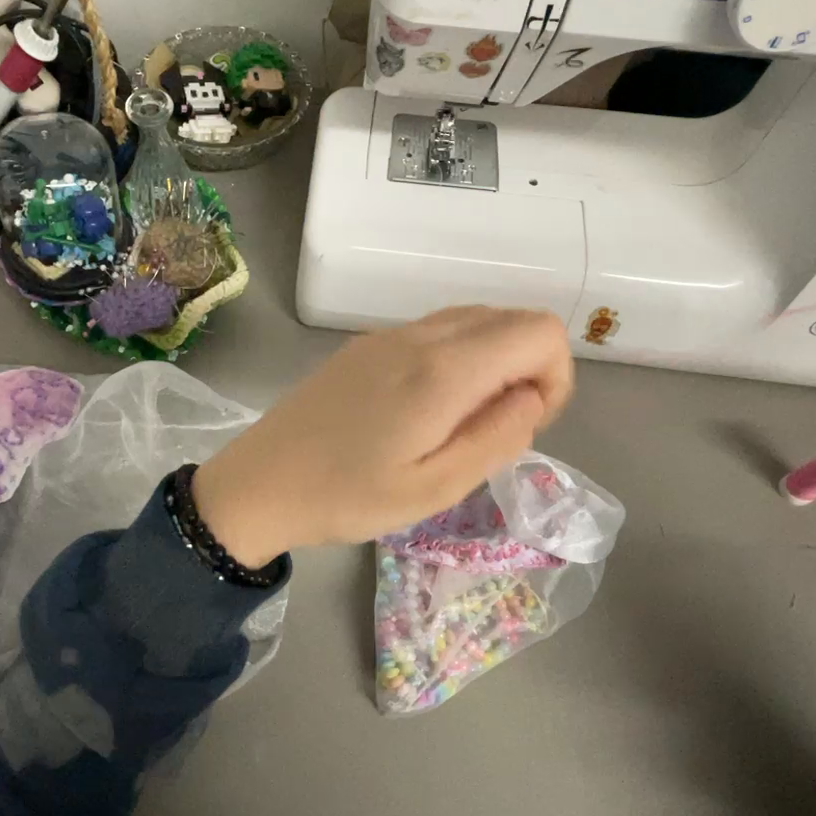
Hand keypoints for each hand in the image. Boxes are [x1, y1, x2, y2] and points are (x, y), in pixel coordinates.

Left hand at [193, 306, 574, 565]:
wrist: (259, 484)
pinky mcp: (365, 345)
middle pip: (510, 317)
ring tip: (464, 421)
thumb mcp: (435, 488)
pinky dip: (458, 355)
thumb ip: (498, 437)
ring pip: (473, 318)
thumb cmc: (347, 498)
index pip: (539, 331)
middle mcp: (419, 336)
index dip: (555, 376)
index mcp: (443, 370)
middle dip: (529, 367)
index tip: (527, 424)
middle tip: (498, 428)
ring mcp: (387, 335)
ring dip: (493, 360)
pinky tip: (429, 408)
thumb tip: (534, 396)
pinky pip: (435, 330)